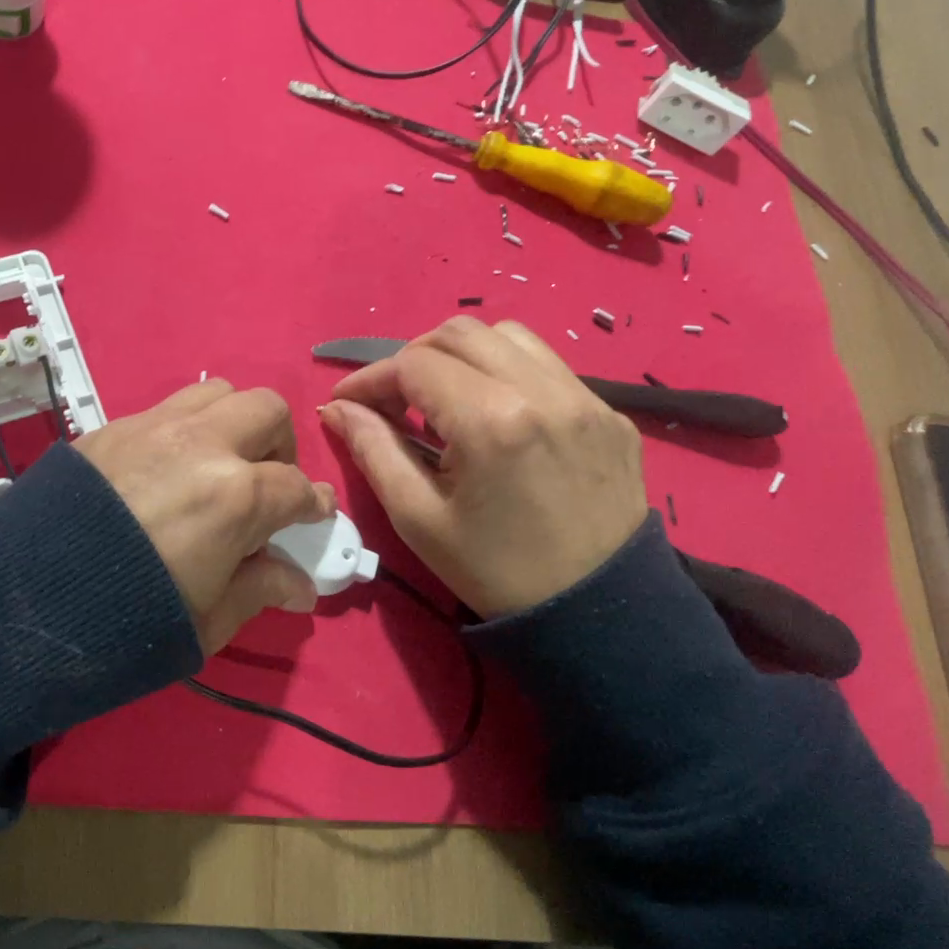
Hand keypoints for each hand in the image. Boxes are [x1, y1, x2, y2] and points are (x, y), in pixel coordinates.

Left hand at [74, 380, 335, 653]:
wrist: (28, 602)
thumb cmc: (130, 620)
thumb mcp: (208, 619)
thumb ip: (259, 589)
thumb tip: (300, 585)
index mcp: (237, 494)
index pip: (298, 487)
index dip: (312, 506)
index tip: (311, 516)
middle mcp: (202, 444)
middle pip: (266, 411)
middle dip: (279, 446)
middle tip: (265, 484)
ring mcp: (152, 427)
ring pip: (215, 393)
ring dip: (231, 423)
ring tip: (217, 466)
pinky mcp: (111, 428)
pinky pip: (164, 409)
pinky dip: (183, 431)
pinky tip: (164, 472)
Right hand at [320, 317, 646, 619]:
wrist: (597, 613)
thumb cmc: (494, 570)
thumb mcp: (417, 518)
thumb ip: (373, 450)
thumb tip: (338, 409)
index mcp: (492, 421)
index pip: (414, 364)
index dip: (370, 379)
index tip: (346, 404)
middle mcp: (543, 391)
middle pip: (459, 334)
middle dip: (412, 359)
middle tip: (393, 402)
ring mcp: (585, 397)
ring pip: (509, 337)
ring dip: (462, 357)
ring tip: (443, 402)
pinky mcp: (609, 413)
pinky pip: (548, 367)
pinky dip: (507, 375)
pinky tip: (495, 419)